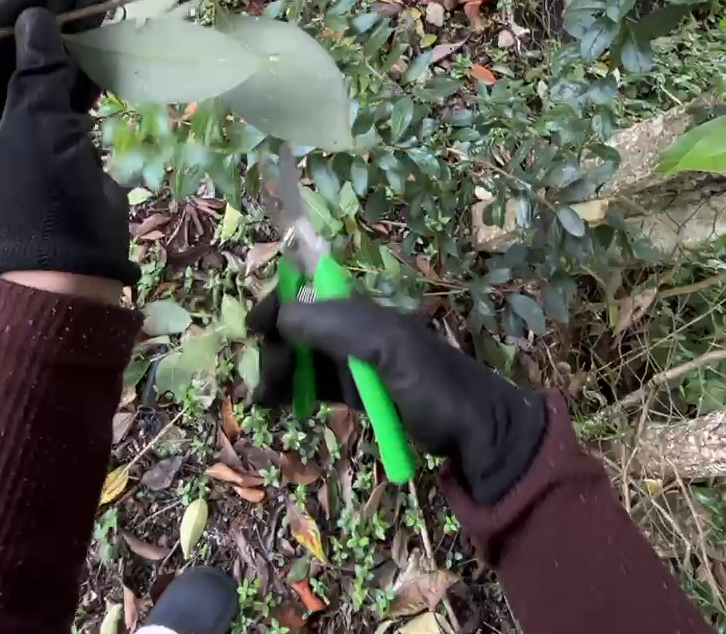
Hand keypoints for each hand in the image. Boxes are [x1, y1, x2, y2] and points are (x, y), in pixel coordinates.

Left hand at [0, 0, 137, 286]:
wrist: (77, 264)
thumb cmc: (43, 197)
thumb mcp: (37, 128)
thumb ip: (38, 70)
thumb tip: (36, 18)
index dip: (7, 3)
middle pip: (14, 50)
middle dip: (43, 12)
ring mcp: (28, 127)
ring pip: (47, 65)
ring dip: (72, 32)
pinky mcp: (62, 137)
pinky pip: (71, 89)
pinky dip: (89, 62)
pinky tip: (107, 33)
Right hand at [248, 296, 547, 503]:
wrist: (472, 431)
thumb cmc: (432, 383)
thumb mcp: (388, 348)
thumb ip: (338, 327)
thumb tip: (284, 315)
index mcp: (361, 312)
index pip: (308, 295)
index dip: (278, 305)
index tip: (253, 330)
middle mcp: (353, 331)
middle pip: (298, 328)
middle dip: (276, 348)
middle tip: (267, 382)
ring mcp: (355, 363)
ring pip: (302, 359)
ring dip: (278, 373)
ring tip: (265, 400)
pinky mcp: (357, 393)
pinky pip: (315, 386)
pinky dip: (294, 392)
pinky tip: (278, 405)